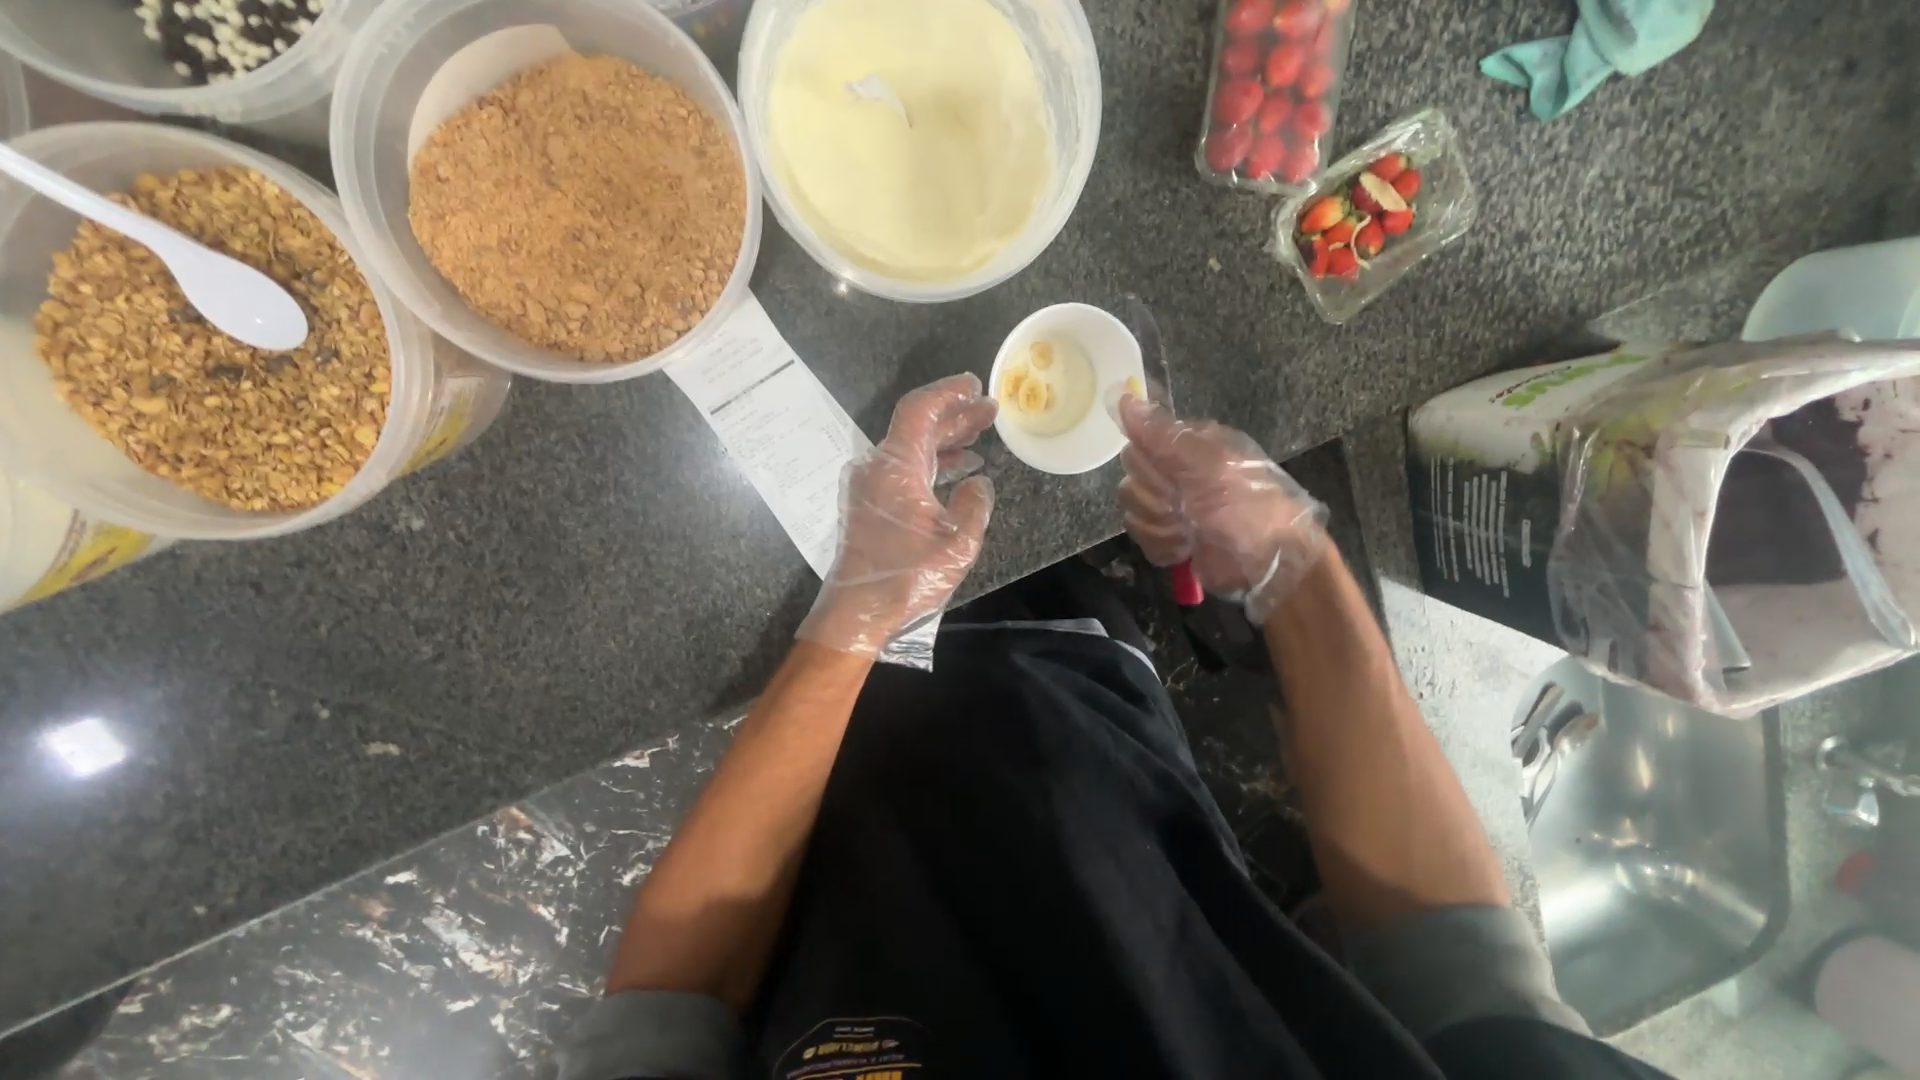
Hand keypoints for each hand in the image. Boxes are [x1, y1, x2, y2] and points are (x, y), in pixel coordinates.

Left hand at [797, 374, 997, 655]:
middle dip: (954, 416)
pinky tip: (958, 470)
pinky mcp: (869, 504)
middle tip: (989, 410)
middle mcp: (877, 468)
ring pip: (911, 449)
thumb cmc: (905, 577)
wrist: (857, 611)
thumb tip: (978, 482)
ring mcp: (870, 486)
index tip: (976, 386)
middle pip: (917, 427)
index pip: (919, 410)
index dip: (948, 393)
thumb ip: (974, 505)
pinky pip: (904, 470)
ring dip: (945, 440)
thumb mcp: (957, 544)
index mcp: (896, 467)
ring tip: (980, 435)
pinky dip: (932, 463)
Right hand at [1118, 396, 1327, 623]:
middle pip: (1130, 481)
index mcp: (1189, 447)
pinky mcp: (1169, 538)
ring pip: (1134, 513)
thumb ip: (1162, 435)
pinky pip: (1142, 539)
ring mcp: (1172, 508)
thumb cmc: (1246, 506)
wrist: (1269, 562)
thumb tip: (1123, 398)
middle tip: (1186, 507)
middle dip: (1156, 501)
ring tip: (1192, 533)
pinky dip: (1165, 548)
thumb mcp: (1208, 464)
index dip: (1149, 466)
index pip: (1137, 446)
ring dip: (1162, 528)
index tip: (1171, 477)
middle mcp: (1176, 474)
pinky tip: (1187, 550)